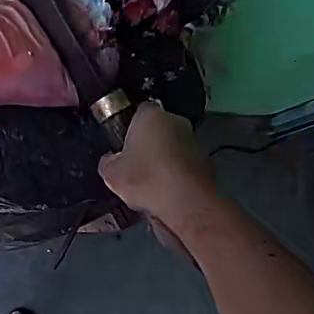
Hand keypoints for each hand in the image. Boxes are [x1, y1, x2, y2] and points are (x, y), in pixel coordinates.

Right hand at [98, 102, 217, 225]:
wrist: (186, 201)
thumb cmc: (145, 179)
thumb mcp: (111, 174)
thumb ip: (107, 162)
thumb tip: (110, 159)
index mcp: (150, 115)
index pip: (138, 111)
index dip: (129, 128)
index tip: (123, 146)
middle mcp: (175, 121)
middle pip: (158, 129)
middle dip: (148, 144)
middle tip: (135, 167)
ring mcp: (194, 140)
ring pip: (173, 147)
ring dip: (164, 160)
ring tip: (152, 184)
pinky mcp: (206, 161)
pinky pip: (185, 165)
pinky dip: (178, 174)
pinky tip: (169, 192)